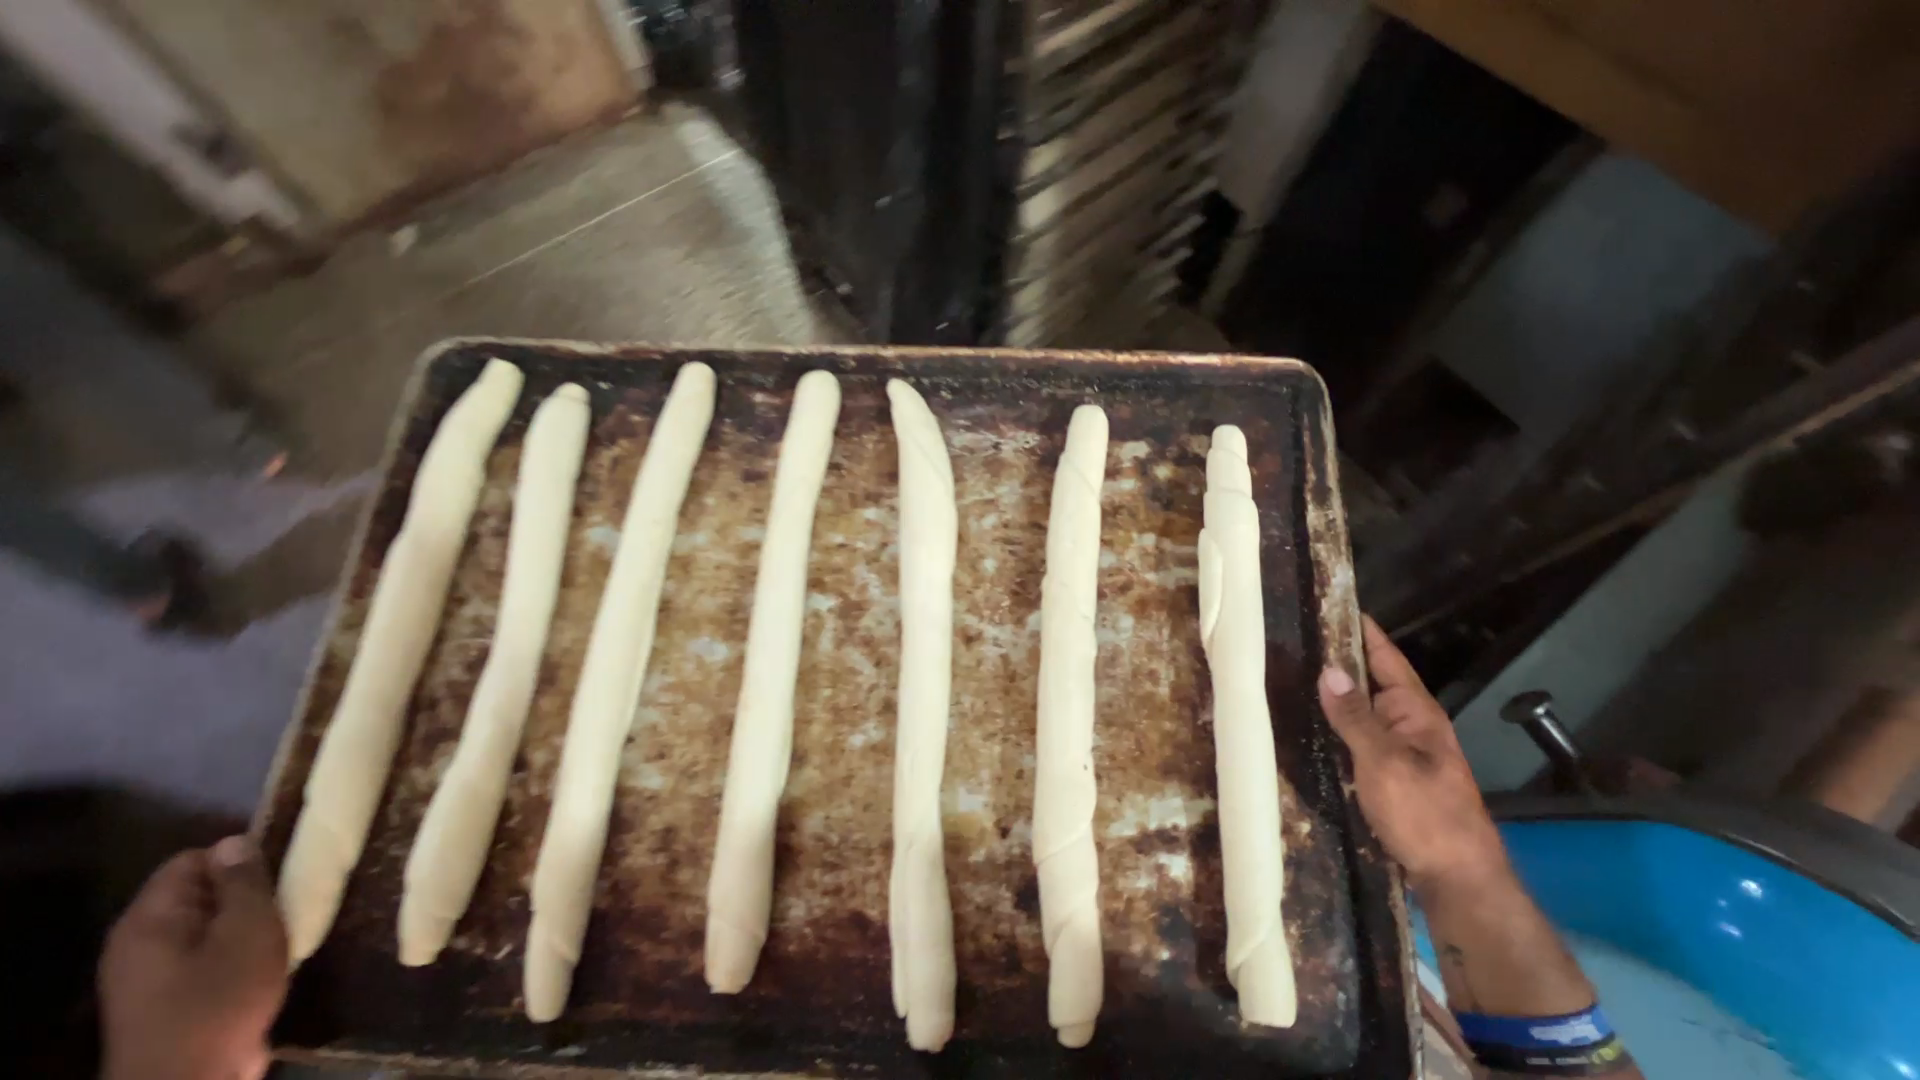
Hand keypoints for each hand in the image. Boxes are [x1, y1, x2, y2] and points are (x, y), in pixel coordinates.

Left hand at [98, 836, 288, 1079]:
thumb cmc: (220, 998)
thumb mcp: (247, 930)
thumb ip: (243, 883)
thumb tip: (235, 842)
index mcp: (150, 918)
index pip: (192, 859)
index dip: (239, 857)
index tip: (281, 870)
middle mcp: (138, 941)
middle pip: (198, 893)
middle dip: (246, 893)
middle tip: (288, 902)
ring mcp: (148, 974)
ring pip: (205, 926)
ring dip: (244, 926)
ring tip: (282, 933)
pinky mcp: (165, 1000)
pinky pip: (203, 956)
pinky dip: (234, 953)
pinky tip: (265, 964)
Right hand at [1317, 617, 1509, 895]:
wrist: (1458, 879)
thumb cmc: (1425, 814)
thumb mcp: (1385, 762)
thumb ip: (1355, 717)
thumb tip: (1329, 670)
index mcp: (1416, 712)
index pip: (1386, 658)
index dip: (1362, 630)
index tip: (1333, 603)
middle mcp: (1410, 727)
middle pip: (1371, 684)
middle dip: (1338, 662)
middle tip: (1294, 639)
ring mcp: (1401, 755)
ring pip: (1361, 715)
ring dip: (1333, 698)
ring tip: (1290, 676)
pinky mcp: (1389, 780)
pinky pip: (1357, 742)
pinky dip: (1335, 729)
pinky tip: (1309, 729)